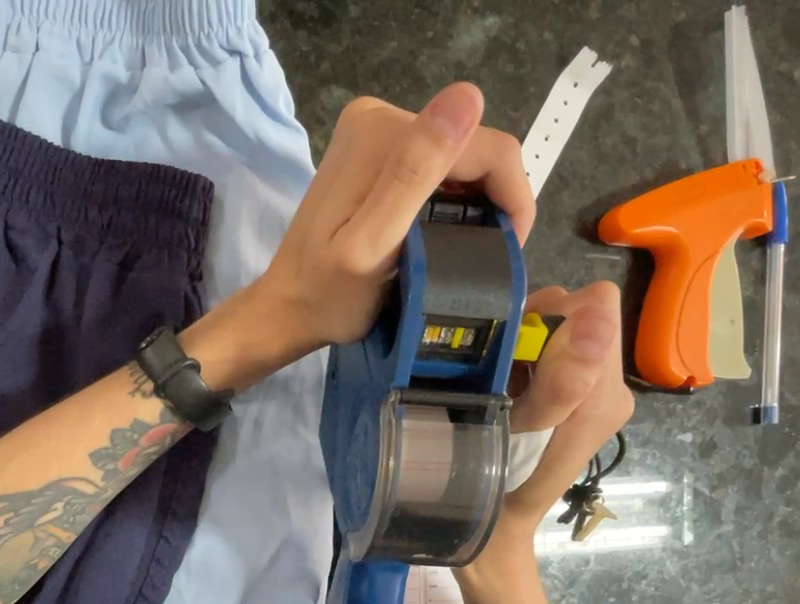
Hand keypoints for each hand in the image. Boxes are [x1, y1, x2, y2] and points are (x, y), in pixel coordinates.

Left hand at [189, 83, 534, 386]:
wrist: (288, 309)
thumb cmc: (331, 295)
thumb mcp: (374, 244)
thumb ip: (415, 174)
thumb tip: (467, 97)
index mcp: (381, 133)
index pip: (484, 147)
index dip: (511, 197)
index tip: (509, 248)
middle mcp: (378, 117)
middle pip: (472, 149)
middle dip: (491, 200)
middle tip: (487, 255)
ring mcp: (374, 131)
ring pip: (458, 157)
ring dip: (473, 201)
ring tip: (467, 249)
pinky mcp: (374, 150)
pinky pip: (436, 165)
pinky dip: (450, 199)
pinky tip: (443, 234)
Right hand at [458, 282, 632, 590]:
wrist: (493, 540)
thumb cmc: (496, 497)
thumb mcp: (526, 436)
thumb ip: (565, 378)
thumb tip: (598, 311)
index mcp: (603, 396)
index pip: (594, 305)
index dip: (546, 316)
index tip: (509, 352)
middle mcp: (611, 391)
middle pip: (579, 315)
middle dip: (533, 330)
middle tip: (496, 372)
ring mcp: (595, 398)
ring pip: (564, 331)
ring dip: (525, 346)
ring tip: (497, 384)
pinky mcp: (578, 404)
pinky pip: (556, 354)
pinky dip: (525, 360)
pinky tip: (503, 390)